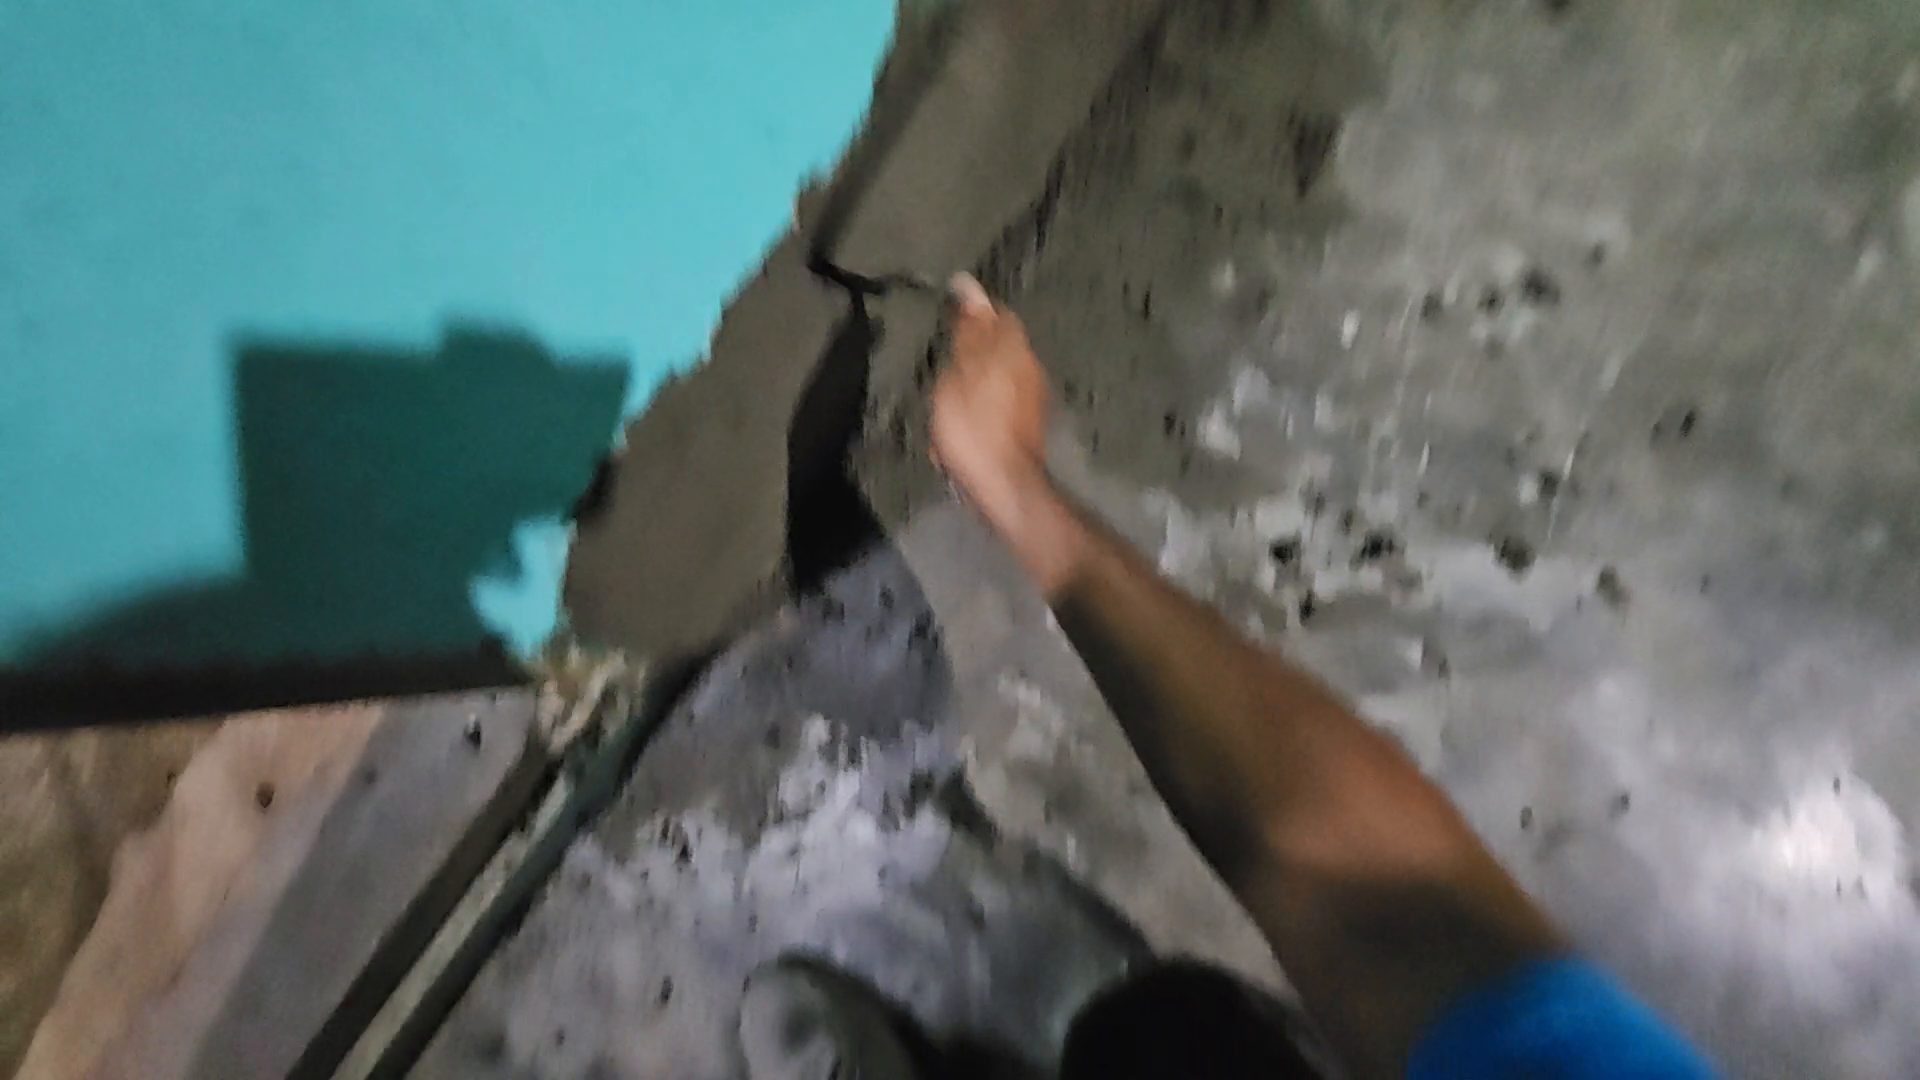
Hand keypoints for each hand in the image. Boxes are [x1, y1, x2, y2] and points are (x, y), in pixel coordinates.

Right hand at [930, 274, 1050, 514]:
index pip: (997, 313)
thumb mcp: (958, 376)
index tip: (946, 323)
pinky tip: (963, 427)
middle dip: (971, 354)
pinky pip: (999, 405)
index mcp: (1014, 348)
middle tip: (942, 368)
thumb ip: (967, 333)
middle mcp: (1031, 367)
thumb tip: (969, 287)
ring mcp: (1033, 398)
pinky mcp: (1027, 424)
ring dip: (972, 386)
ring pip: (996, 378)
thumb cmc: (974, 429)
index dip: (971, 314)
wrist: (1004, 484)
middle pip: (998, 346)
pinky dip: (980, 411)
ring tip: (947, 403)